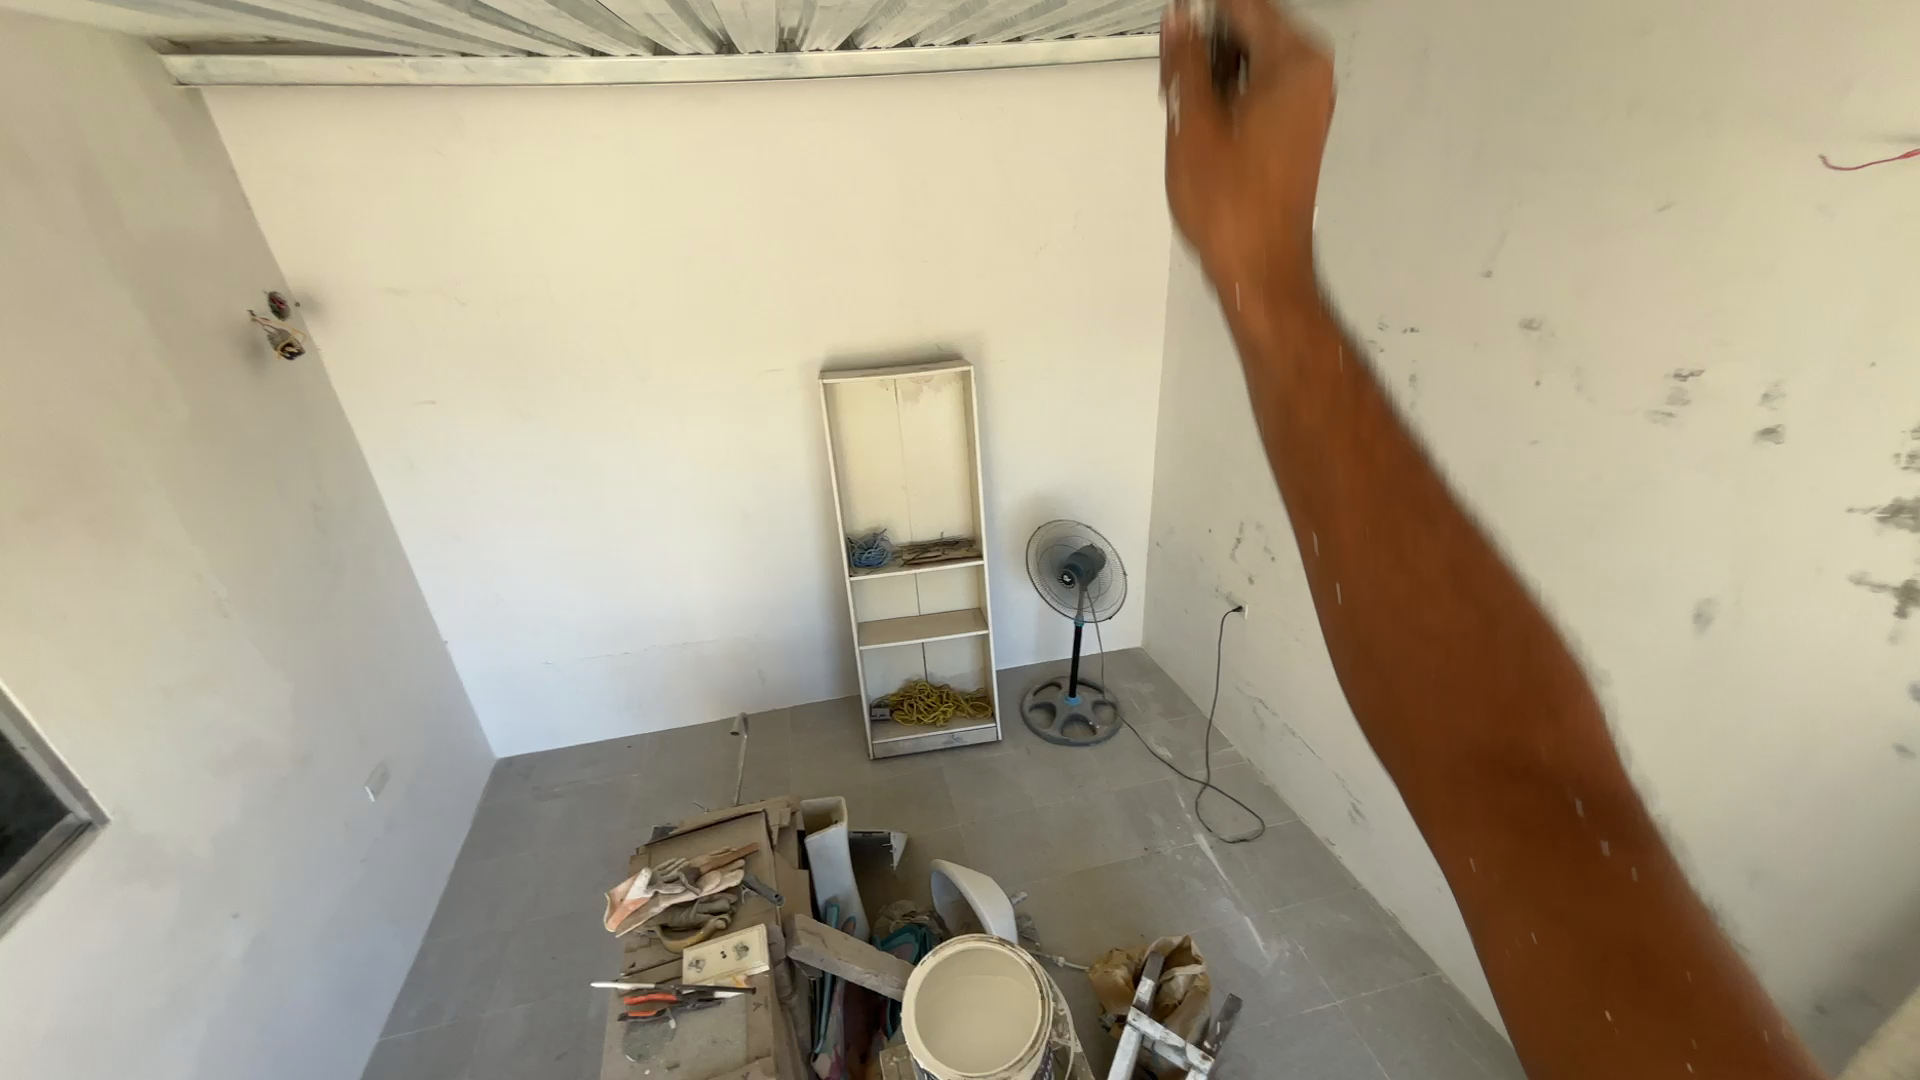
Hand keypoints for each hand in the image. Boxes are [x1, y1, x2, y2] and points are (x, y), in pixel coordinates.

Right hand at [1160, 0, 1334, 292]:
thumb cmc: (1234, 210)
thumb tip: (1179, 22)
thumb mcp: (1192, 125)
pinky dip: (1228, 107)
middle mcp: (1311, 79)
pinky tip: (1203, 138)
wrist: (1259, 266)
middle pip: (1248, 33)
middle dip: (1204, 53)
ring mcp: (1306, 110)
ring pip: (1251, 68)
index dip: (1198, 19)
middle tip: (1173, 84)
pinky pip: (1259, 99)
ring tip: (1185, 118)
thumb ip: (1185, 63)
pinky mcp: (1294, 137)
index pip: (1241, 6)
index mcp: (1294, 62)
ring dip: (1213, 82)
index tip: (1174, 33)